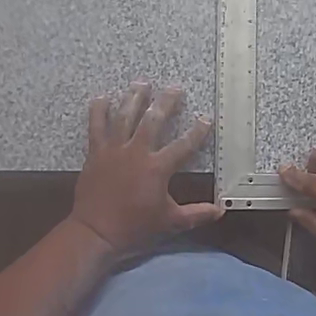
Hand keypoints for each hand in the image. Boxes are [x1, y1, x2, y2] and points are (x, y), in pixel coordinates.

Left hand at [70, 83, 222, 249]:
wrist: (95, 232)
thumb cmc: (134, 227)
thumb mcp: (170, 222)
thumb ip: (197, 214)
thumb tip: (221, 211)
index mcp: (157, 168)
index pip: (183, 146)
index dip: (197, 132)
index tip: (205, 119)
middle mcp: (136, 153)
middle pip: (153, 121)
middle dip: (166, 102)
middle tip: (175, 88)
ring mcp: (114, 151)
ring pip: (124, 117)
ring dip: (134, 98)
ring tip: (142, 83)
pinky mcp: (96, 153)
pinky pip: (96, 127)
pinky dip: (98, 111)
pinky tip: (102, 97)